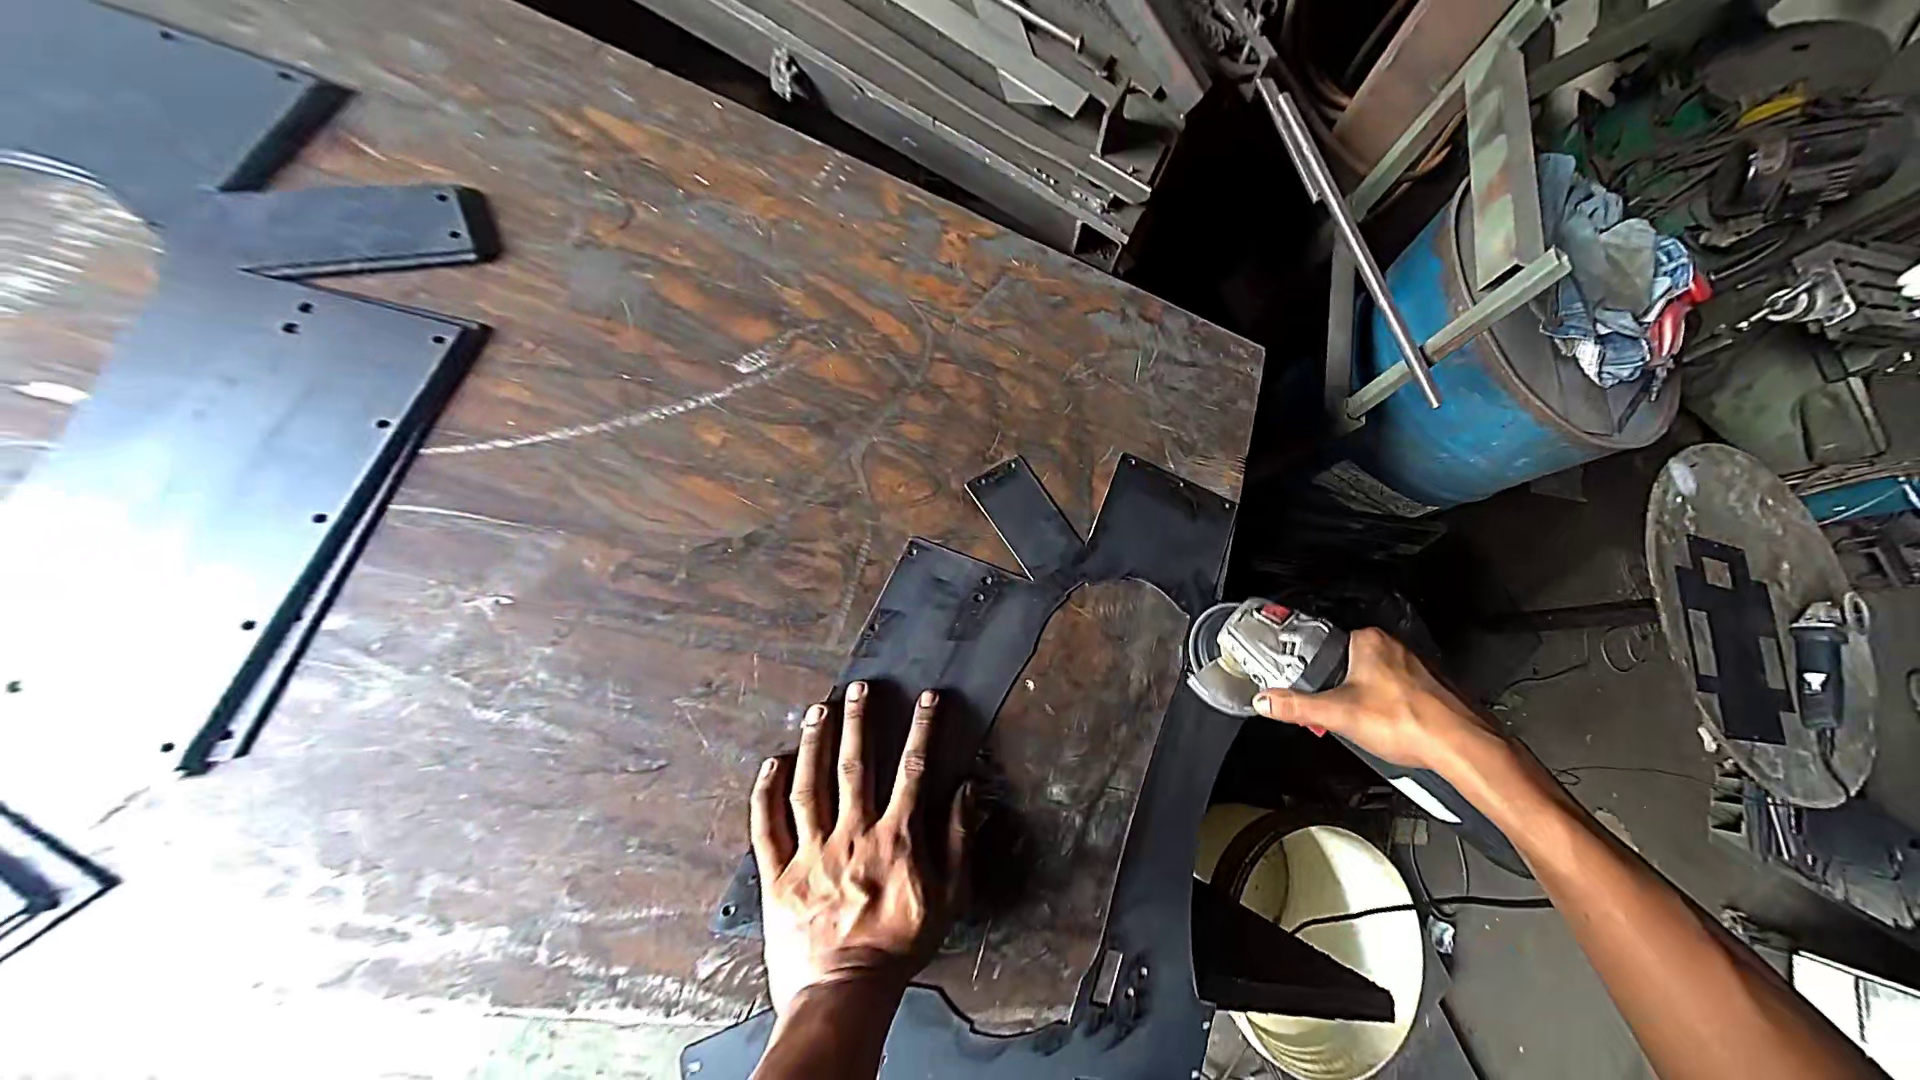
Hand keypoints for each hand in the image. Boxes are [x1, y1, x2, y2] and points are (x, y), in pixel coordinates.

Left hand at [751, 681, 967, 1013]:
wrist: (843, 994)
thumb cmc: (897, 948)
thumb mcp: (947, 899)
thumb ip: (957, 841)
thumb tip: (964, 792)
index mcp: (893, 839)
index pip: (912, 770)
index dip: (921, 729)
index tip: (926, 699)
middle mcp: (850, 836)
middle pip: (855, 765)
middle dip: (859, 721)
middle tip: (860, 688)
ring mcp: (811, 853)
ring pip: (809, 785)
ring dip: (814, 743)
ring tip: (818, 710)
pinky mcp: (779, 875)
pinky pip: (767, 827)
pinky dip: (765, 793)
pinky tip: (770, 764)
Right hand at [1252, 627, 1502, 774]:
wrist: (1461, 749)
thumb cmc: (1410, 722)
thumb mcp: (1336, 714)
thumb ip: (1295, 706)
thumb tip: (1267, 700)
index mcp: (1370, 642)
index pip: (1326, 644)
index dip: (1313, 670)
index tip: (1307, 686)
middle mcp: (1395, 649)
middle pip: (1348, 666)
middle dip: (1337, 691)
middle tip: (1333, 711)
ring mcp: (1416, 669)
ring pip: (1373, 682)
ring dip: (1362, 702)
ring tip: (1361, 724)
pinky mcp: (1431, 690)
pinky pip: (1396, 695)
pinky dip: (1386, 711)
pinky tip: (1385, 730)